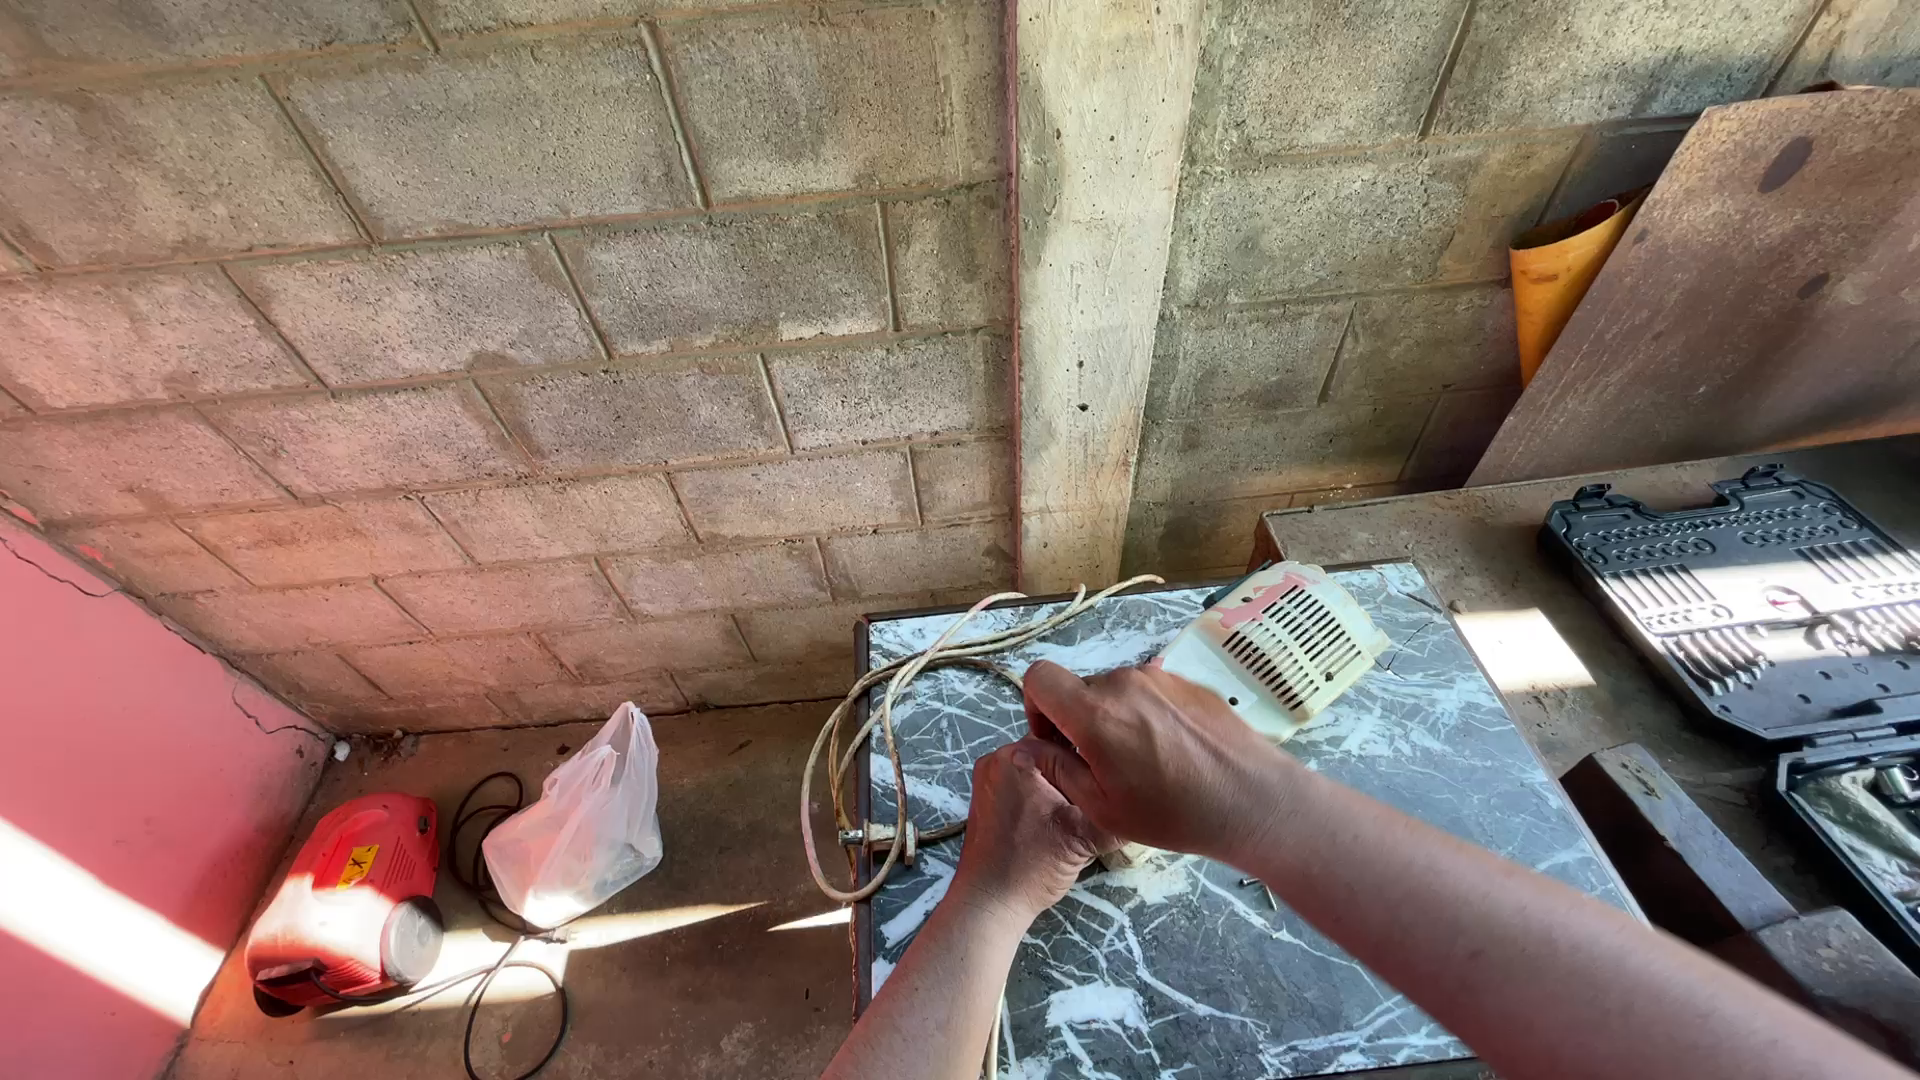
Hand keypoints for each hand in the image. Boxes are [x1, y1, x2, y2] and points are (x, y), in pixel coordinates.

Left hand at [949, 737, 1117, 921]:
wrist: (989, 904)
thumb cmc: (1030, 866)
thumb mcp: (1083, 837)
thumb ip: (1115, 815)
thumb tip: (1144, 803)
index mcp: (1015, 756)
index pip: (1069, 746)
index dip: (1092, 771)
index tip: (1105, 794)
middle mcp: (997, 759)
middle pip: (1053, 757)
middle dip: (1075, 780)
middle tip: (1091, 808)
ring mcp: (988, 779)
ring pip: (1040, 773)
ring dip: (1060, 791)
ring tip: (1074, 818)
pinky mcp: (987, 799)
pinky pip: (1024, 786)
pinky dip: (1042, 799)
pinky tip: (1055, 823)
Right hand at [1020, 661, 1302, 864]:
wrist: (1254, 800)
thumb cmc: (1173, 813)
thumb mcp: (1102, 808)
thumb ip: (1057, 770)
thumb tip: (1028, 749)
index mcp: (1095, 712)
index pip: (1039, 677)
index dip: (1036, 707)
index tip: (1057, 741)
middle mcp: (1122, 681)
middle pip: (1079, 688)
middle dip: (1078, 720)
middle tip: (1103, 764)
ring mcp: (1158, 676)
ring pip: (1114, 690)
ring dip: (1113, 717)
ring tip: (1144, 760)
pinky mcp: (1185, 680)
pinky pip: (1148, 690)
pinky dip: (1145, 713)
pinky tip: (1173, 750)